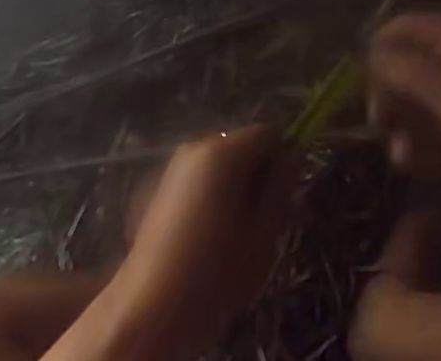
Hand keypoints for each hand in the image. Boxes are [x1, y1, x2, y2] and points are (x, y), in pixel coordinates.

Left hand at [111, 126, 293, 356]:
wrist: (149, 307)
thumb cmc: (215, 271)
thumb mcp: (263, 231)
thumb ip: (281, 186)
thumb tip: (291, 157)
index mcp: (223, 151)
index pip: (267, 132)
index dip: (283, 158)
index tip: (286, 194)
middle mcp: (196, 146)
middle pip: (242, 144)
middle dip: (259, 172)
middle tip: (266, 215)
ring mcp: (174, 164)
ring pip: (222, 161)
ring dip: (237, 183)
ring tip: (240, 228)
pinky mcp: (161, 185)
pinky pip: (201, 175)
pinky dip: (215, 191)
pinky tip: (213, 232)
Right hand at [368, 13, 440, 202]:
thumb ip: (410, 71)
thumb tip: (373, 51)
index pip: (409, 25)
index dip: (381, 43)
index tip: (360, 73)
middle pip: (404, 60)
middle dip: (386, 88)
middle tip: (377, 117)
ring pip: (409, 96)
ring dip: (397, 120)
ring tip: (396, 147)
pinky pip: (423, 126)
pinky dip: (412, 141)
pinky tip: (408, 160)